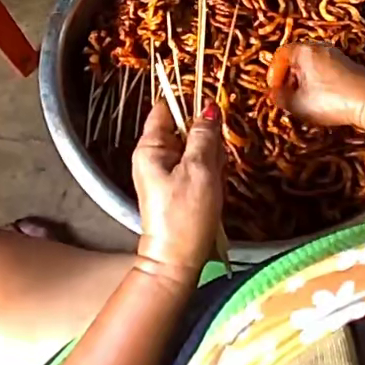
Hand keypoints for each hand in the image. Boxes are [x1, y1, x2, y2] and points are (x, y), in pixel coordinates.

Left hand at [130, 96, 224, 279]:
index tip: (211, 105)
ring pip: (193, 148)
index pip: (165, 109)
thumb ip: (205, 135)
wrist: (177, 261)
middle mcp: (152, 156)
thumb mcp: (200, 169)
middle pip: (182, 128)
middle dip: (204, 136)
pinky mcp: (176, 188)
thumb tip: (209, 107)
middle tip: (215, 156)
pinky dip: (208, 172)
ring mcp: (164, 173)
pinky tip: (215, 187)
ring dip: (210, 156)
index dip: (187, 103)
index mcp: (150, 147)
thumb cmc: (184, 216)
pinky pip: (195, 167)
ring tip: (215, 176)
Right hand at [267, 43, 364, 127]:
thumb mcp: (297, 104)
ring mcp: (336, 55)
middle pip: (296, 59)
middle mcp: (319, 47)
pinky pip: (324, 70)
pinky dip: (317, 82)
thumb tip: (275, 95)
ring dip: (303, 81)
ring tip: (302, 99)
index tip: (274, 90)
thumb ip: (280, 99)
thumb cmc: (329, 100)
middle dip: (288, 78)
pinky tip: (320, 99)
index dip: (273, 73)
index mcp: (303, 50)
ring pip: (311, 65)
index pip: (280, 55)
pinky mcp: (349, 66)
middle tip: (285, 95)